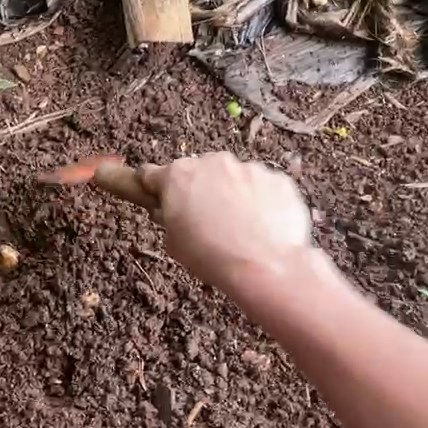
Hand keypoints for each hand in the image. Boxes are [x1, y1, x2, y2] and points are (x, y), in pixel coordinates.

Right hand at [139, 153, 315, 287]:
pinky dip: (259, 199)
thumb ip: (167, 218)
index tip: (158, 199)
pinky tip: (261, 225)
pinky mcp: (276, 178)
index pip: (152, 173)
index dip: (154, 188)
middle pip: (197, 171)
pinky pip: (262, 185)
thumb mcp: (172, 242)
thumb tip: (170, 211)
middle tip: (204, 219)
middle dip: (198, 189)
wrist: (265, 266)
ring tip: (239, 226)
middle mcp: (211, 162)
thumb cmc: (211, 256)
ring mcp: (247, 167)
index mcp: (177, 176)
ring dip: (230, 193)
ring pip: (232, 176)